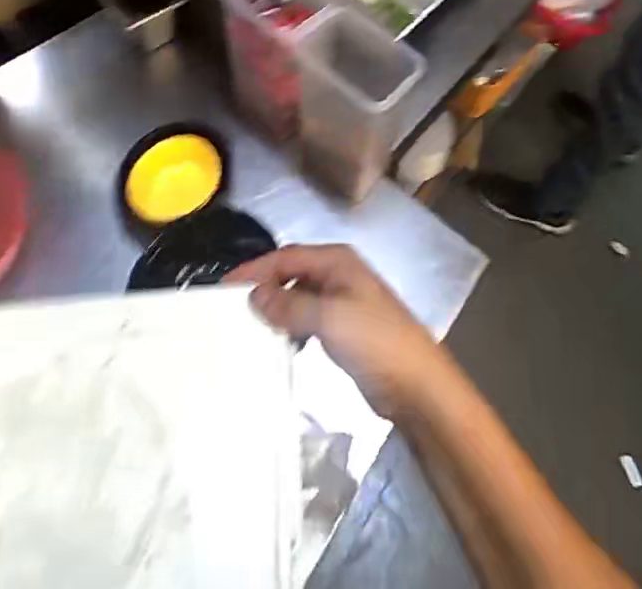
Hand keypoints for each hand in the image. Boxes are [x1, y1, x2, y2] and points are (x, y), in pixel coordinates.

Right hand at [228, 245, 450, 419]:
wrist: (417, 385)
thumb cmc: (375, 342)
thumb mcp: (329, 318)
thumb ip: (289, 305)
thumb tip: (255, 295)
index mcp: (338, 261)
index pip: (286, 257)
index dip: (255, 269)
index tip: (224, 287)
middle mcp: (339, 274)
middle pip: (292, 273)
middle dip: (264, 287)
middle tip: (231, 308)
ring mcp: (344, 301)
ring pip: (299, 297)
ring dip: (276, 309)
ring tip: (248, 327)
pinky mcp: (345, 328)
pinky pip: (308, 319)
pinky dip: (290, 326)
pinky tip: (277, 343)